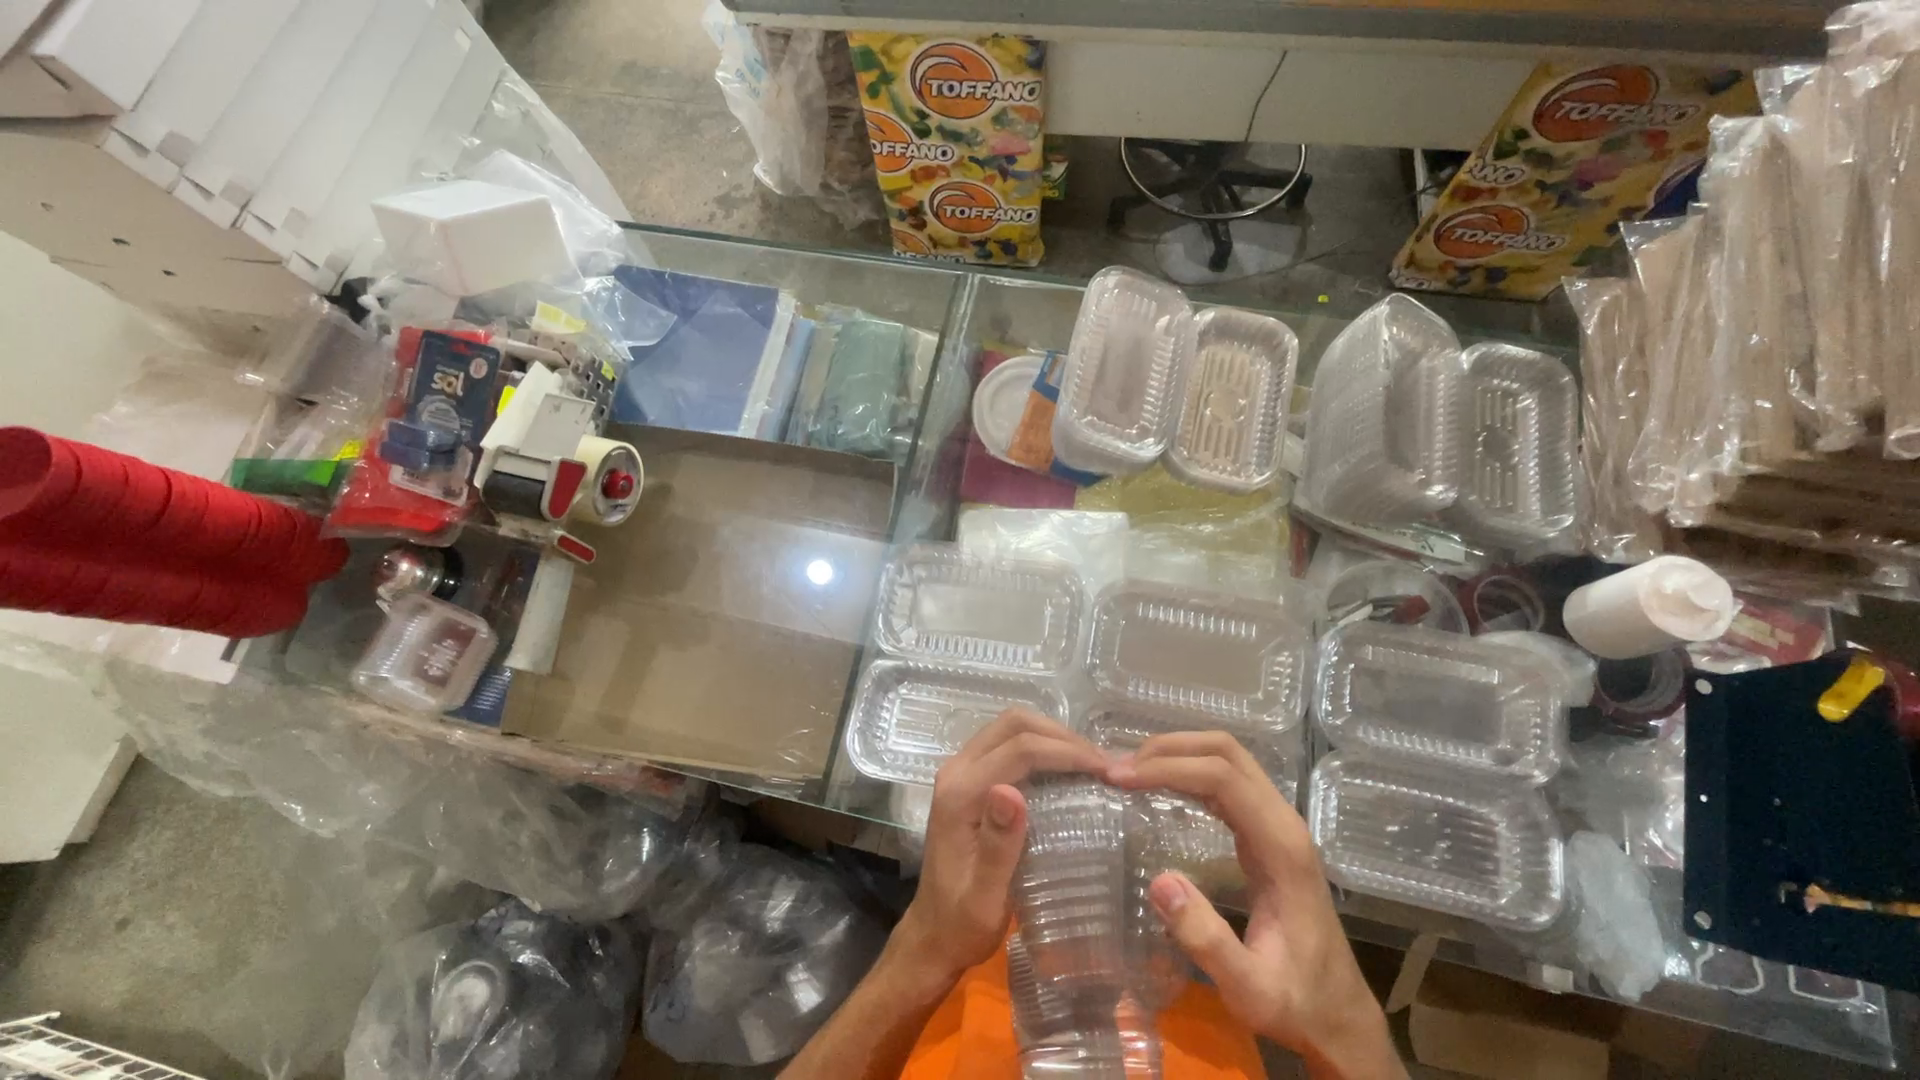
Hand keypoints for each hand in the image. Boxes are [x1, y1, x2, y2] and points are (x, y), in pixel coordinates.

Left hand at [892, 708, 1107, 984]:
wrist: (933, 934)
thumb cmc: (962, 923)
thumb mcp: (985, 897)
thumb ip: (999, 845)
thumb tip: (1011, 791)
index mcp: (959, 793)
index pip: (1018, 749)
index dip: (1066, 752)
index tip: (1107, 770)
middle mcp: (956, 770)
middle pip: (1014, 724)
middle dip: (1063, 737)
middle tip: (1103, 765)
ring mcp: (960, 770)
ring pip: (1011, 728)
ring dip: (1054, 738)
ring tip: (1093, 766)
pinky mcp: (970, 779)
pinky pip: (1009, 744)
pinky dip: (1042, 748)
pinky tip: (1069, 772)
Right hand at [1107, 732, 1403, 1079]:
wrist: (1339, 1017)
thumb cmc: (1296, 1003)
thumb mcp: (1249, 988)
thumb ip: (1207, 940)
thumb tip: (1159, 881)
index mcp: (1282, 846)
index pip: (1223, 779)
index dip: (1169, 769)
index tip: (1120, 779)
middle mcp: (1283, 822)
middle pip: (1228, 752)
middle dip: (1170, 749)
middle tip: (1119, 769)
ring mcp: (1277, 824)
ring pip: (1229, 760)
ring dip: (1178, 755)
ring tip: (1130, 772)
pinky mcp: (1267, 834)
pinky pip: (1227, 783)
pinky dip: (1188, 773)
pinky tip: (1159, 788)